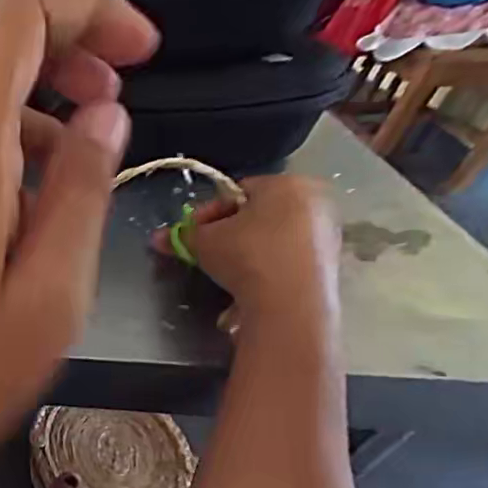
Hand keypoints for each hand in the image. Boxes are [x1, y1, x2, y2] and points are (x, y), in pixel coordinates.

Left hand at [0, 0, 158, 487]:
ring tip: (99, 136)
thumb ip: (82, 190)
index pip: (13, 18)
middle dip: (69, 40)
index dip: (86, 7)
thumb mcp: (53, 290)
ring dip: (46, 89)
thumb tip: (105, 115)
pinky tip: (55, 186)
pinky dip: (20, 136)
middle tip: (122, 86)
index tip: (143, 50)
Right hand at [154, 175, 341, 326]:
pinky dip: (268, 266)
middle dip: (229, 231)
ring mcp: (327, 232)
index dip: (209, 212)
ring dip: (247, 250)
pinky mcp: (330, 262)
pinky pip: (289, 257)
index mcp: (286, 183)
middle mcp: (314, 201)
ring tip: (225, 271)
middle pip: (259, 212)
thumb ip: (182, 236)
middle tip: (206, 251)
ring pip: (274, 236)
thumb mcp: (204, 242)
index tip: (192, 233)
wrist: (291, 304)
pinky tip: (251, 284)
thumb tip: (157, 238)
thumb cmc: (247, 256)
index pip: (238, 190)